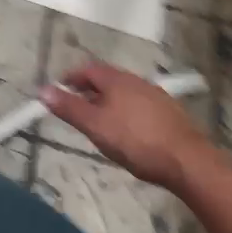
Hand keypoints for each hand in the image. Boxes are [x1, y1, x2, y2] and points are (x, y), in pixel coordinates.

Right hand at [41, 63, 212, 189]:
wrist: (189, 163)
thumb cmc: (136, 141)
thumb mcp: (95, 126)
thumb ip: (69, 108)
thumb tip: (43, 90)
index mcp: (116, 80)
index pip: (87, 69)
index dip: (71, 78)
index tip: (60, 90)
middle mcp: (136, 81)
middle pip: (107, 80)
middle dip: (90, 91)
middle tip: (78, 108)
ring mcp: (156, 96)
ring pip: (125, 93)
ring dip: (110, 102)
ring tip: (102, 123)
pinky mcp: (171, 114)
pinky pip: (141, 106)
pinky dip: (128, 113)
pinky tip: (130, 133)